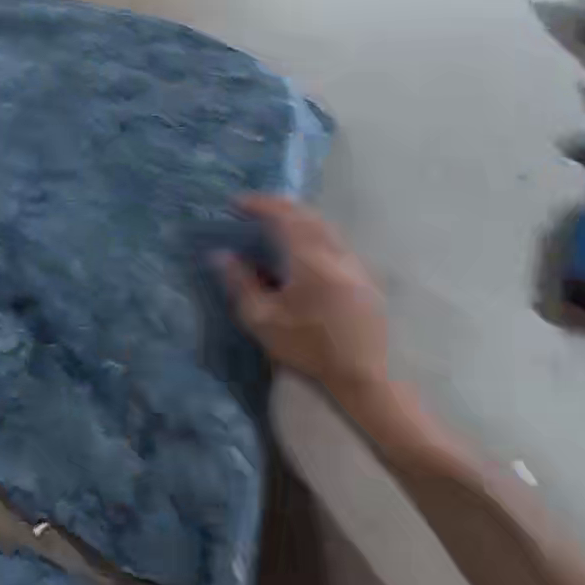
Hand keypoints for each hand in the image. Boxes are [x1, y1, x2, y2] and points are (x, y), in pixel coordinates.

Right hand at [214, 195, 393, 401]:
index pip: (283, 217)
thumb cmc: (308, 350)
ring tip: (276, 222)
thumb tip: (221, 254)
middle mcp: (335, 254)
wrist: (362, 380)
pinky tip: (303, 247)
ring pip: (324, 226)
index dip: (259, 204)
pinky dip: (314, 233)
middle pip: (306, 214)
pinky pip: (335, 241)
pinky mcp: (364, 277)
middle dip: (279, 205)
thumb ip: (240, 283)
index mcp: (309, 260)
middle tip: (255, 207)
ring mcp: (354, 264)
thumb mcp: (263, 320)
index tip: (236, 203)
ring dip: (298, 217)